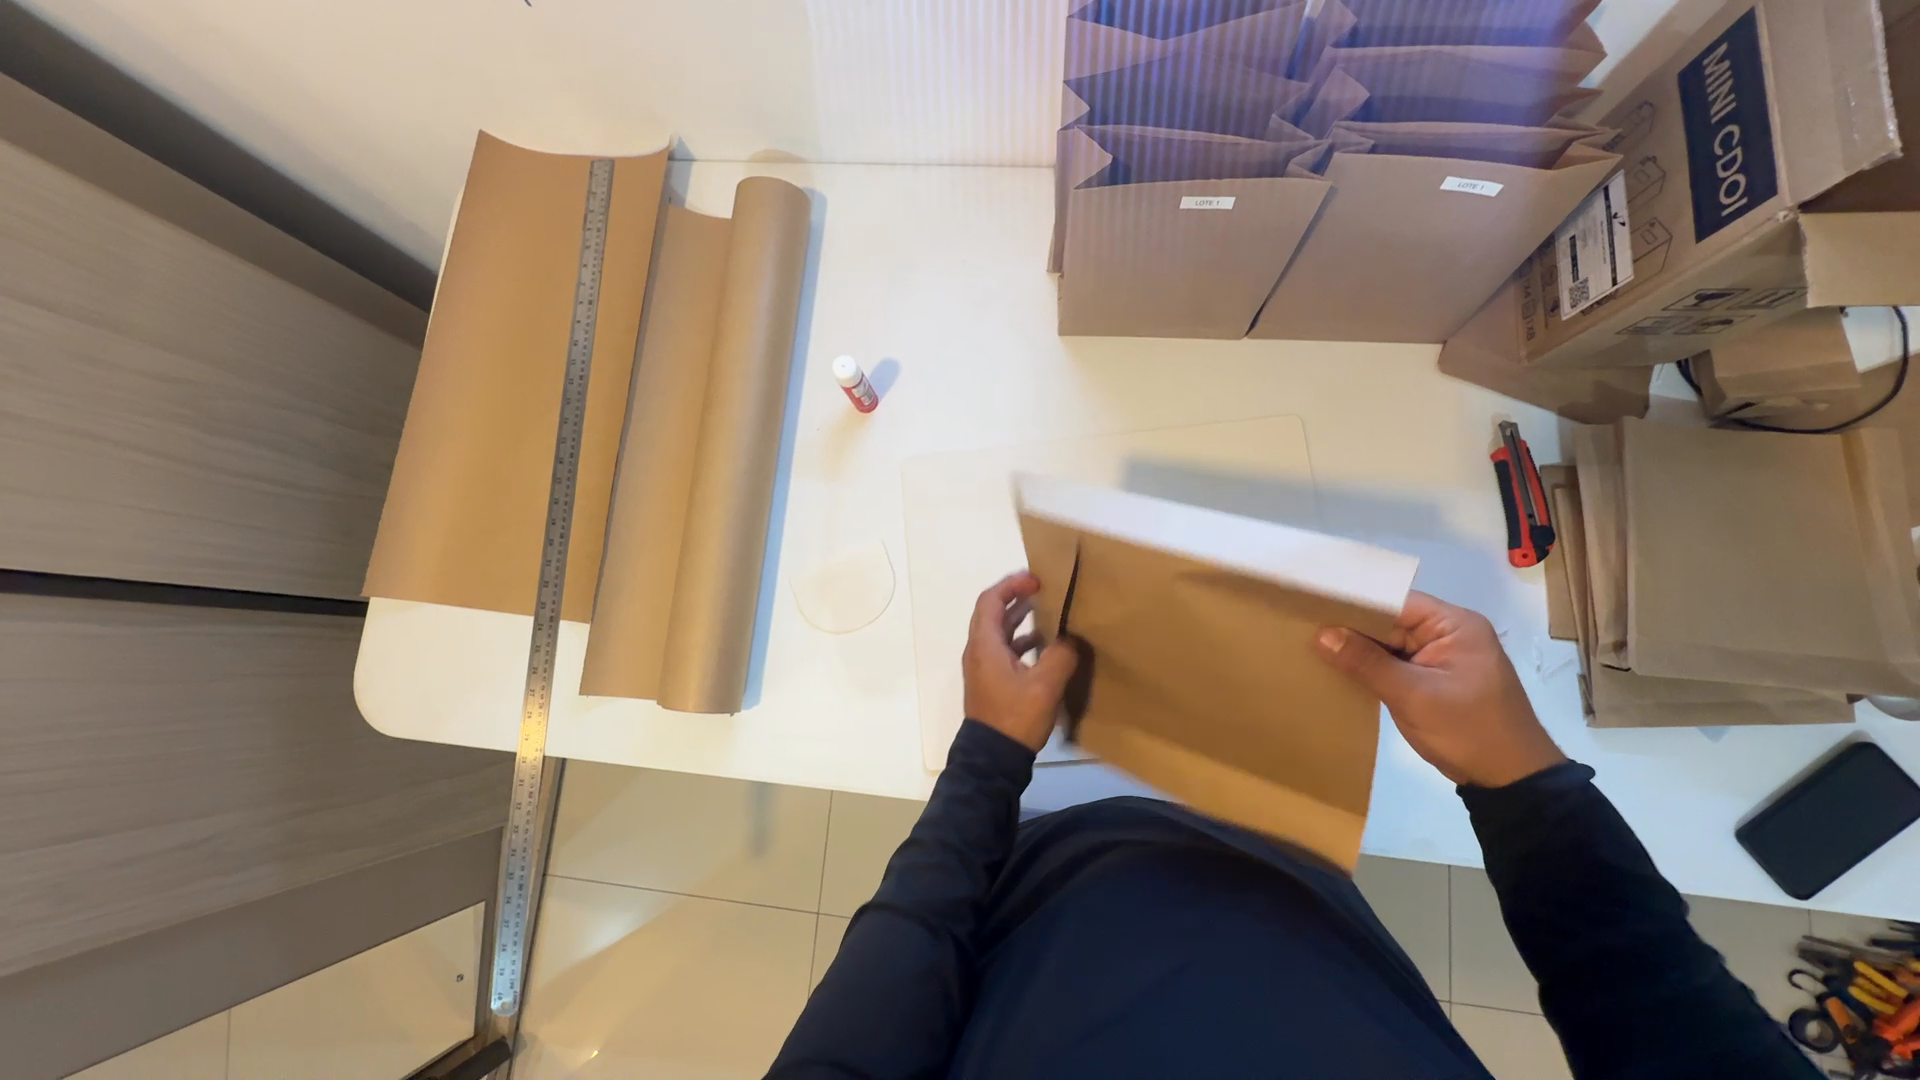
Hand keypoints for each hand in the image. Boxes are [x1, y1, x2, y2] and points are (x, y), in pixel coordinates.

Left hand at [962, 572, 1080, 752]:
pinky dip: (1022, 641)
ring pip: (1000, 633)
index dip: (1012, 585)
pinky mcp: (991, 682)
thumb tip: (1071, 639)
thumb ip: (1060, 655)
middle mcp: (979, 651)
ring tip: (1048, 613)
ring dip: (1020, 619)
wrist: (993, 758)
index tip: (1036, 580)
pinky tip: (1046, 647)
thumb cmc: (1015, 717)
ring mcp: (983, 668)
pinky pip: (1004, 651)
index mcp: (985, 645)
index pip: (991, 600)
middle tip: (1044, 590)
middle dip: (1017, 598)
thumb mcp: (1045, 685)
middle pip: (993, 613)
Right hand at [1315, 590, 1564, 788]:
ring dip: (1354, 647)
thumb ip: (1367, 662)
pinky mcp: (1428, 678)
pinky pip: (1390, 662)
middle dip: (1349, 625)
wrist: (1510, 780)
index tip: (1311, 604)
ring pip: (1385, 641)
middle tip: (1300, 624)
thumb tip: (1321, 634)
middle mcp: (1446, 633)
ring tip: (1307, 643)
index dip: (1354, 602)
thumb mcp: (1414, 696)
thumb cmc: (1470, 731)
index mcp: (1454, 625)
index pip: (1395, 600)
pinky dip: (1366, 666)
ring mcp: (1437, 656)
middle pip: (1387, 618)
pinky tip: (1333, 667)